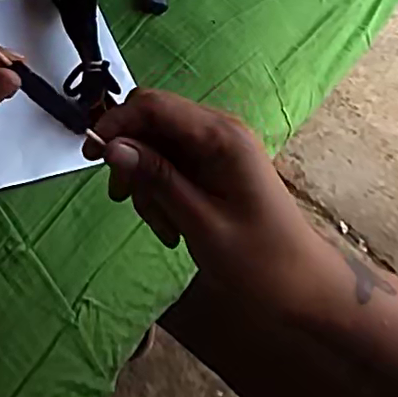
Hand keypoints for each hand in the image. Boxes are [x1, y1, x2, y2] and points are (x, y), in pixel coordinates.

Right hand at [84, 88, 344, 319]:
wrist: (306, 291)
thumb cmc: (261, 262)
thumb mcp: (202, 223)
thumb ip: (157, 179)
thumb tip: (112, 147)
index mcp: (220, 135)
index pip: (153, 105)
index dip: (116, 122)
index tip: (91, 153)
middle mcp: (217, 130)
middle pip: (151, 122)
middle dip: (131, 157)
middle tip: (123, 198)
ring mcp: (215, 146)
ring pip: (155, 144)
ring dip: (146, 181)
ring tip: (162, 225)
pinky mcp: (212, 164)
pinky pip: (169, 163)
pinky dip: (159, 189)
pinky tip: (171, 224)